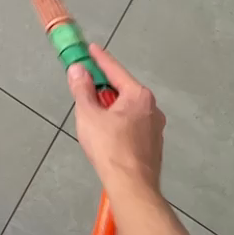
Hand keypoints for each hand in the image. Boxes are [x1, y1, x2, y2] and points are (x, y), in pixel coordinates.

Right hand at [66, 44, 164, 203]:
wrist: (132, 187)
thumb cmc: (109, 146)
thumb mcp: (88, 114)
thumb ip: (82, 89)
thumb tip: (78, 69)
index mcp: (139, 96)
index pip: (115, 70)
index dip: (99, 58)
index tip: (90, 47)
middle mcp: (152, 108)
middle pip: (123, 88)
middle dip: (104, 84)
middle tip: (85, 80)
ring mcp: (155, 128)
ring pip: (128, 107)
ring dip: (111, 103)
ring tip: (92, 108)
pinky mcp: (153, 145)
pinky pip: (132, 122)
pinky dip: (118, 118)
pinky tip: (107, 129)